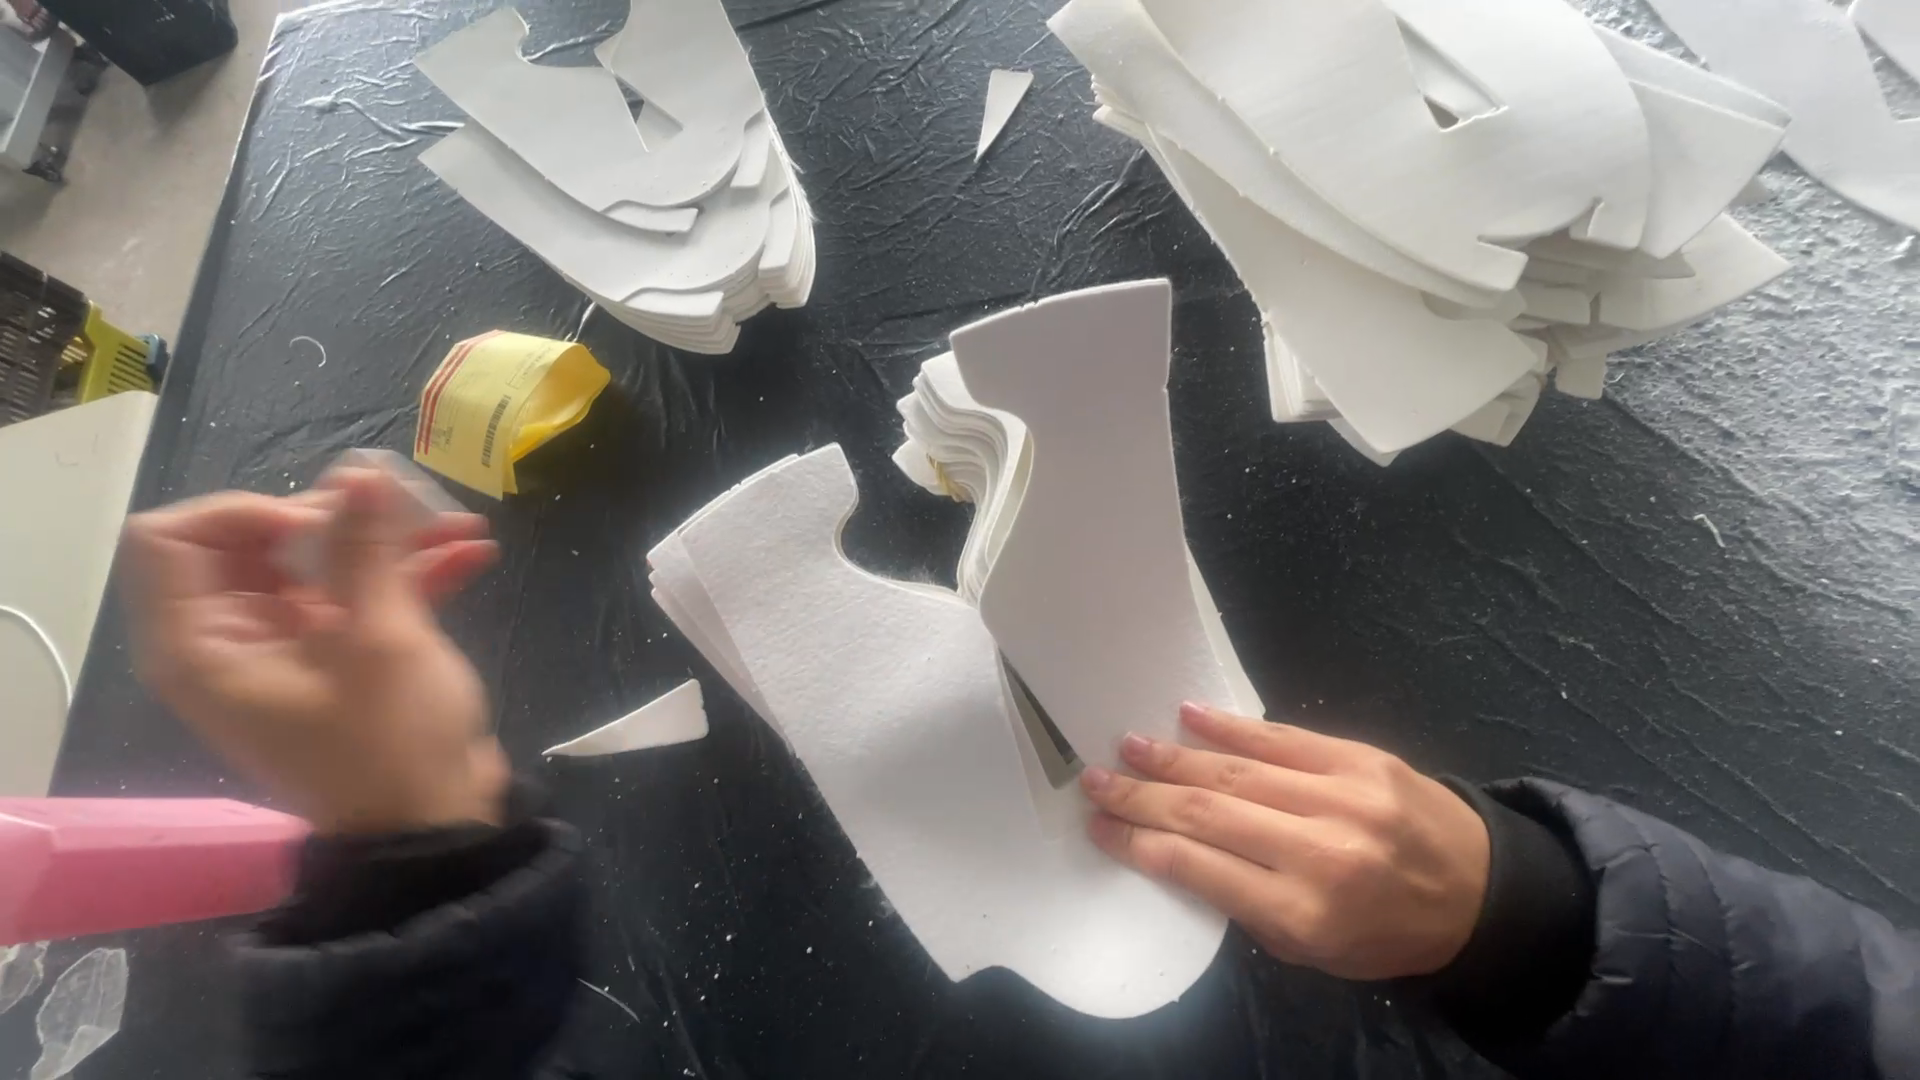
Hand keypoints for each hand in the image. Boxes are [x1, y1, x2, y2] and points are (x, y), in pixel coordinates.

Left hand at [122, 466, 507, 834]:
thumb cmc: (393, 738)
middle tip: (409, 514)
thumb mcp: (383, 639)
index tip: (328, 521)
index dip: (250, 511)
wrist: (434, 818)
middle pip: (264, 544)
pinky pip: (370, 597)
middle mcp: (241, 637)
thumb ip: (367, 552)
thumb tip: (364, 473)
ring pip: (330, 566)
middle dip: (344, 519)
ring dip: (395, 543)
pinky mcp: (350, 656)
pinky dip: (417, 574)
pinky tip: (475, 555)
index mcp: (208, 642)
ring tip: (465, 525)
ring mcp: (300, 646)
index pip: (176, 537)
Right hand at [1079, 704, 1488, 979]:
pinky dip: (1228, 726)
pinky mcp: (1359, 757)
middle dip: (1140, 797)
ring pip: (1234, 770)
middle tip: (1094, 781)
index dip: (1139, 844)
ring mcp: (1340, 797)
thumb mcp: (1312, 949)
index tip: (1100, 826)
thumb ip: (1243, 901)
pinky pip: (1280, 736)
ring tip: (1128, 747)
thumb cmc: (1386, 933)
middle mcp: (1318, 851)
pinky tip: (1189, 715)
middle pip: (1205, 812)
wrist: (1485, 894)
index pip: (1198, 868)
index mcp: (1304, 913)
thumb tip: (1174, 848)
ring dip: (1172, 757)